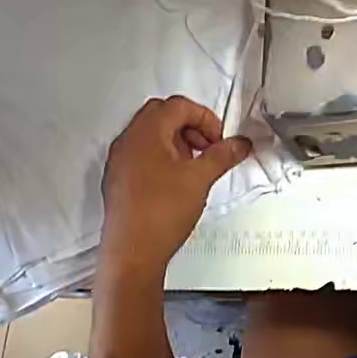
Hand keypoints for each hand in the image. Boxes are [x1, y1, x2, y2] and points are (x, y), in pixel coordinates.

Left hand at [99, 96, 252, 281]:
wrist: (132, 252)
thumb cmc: (158, 214)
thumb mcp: (200, 179)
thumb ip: (222, 155)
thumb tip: (238, 144)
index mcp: (146, 132)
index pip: (178, 105)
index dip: (205, 118)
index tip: (219, 139)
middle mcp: (127, 141)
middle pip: (161, 116)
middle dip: (189, 127)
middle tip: (208, 148)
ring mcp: (119, 161)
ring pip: (149, 137)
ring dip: (175, 143)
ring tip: (194, 168)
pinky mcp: (118, 181)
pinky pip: (140, 157)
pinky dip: (160, 159)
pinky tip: (175, 184)